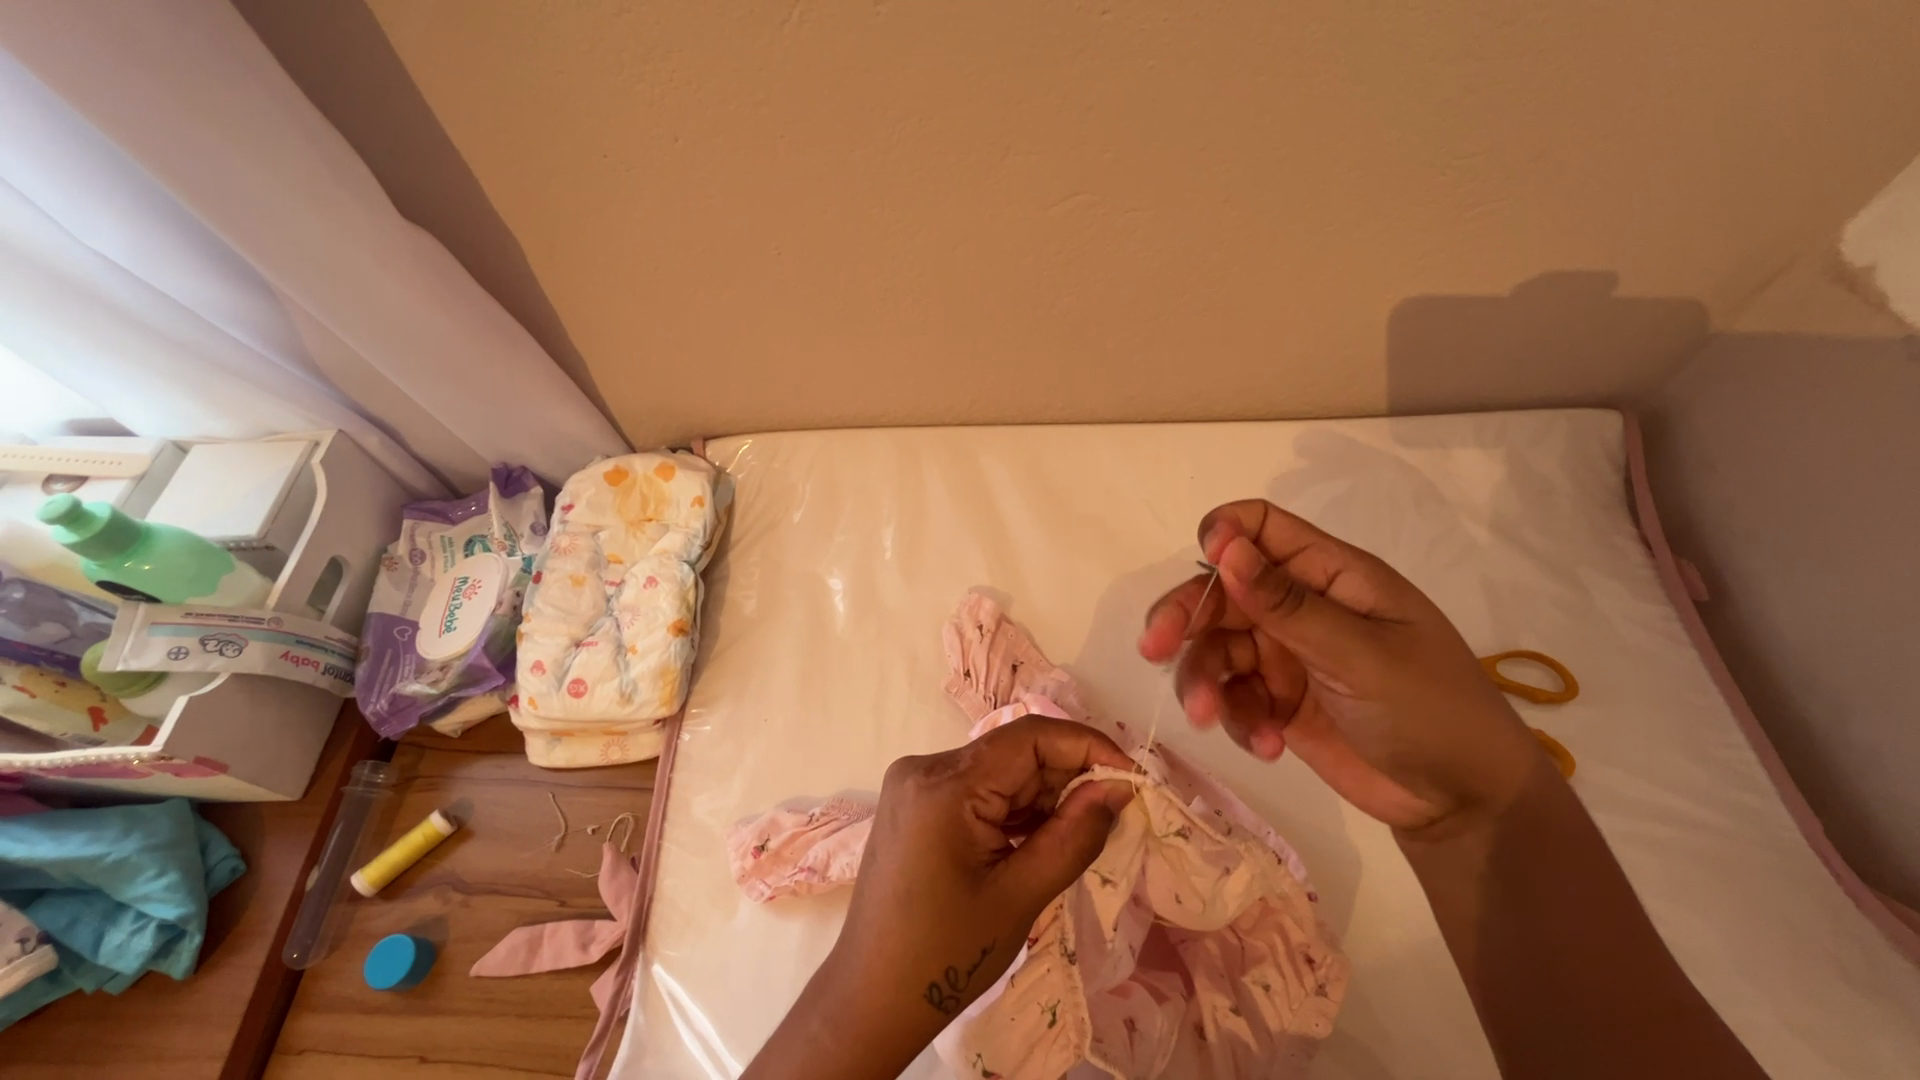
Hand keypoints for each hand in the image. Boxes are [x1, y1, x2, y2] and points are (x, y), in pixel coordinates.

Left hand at [745, 715, 1133, 1079]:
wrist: (871, 997)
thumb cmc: (947, 953)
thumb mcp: (1022, 895)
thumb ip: (1075, 834)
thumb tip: (1118, 788)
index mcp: (945, 783)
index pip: (1030, 736)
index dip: (1087, 746)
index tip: (1132, 778)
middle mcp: (925, 767)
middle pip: (1014, 752)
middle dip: (1067, 779)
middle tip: (1111, 818)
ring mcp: (915, 784)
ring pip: (999, 771)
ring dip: (1042, 799)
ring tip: (1070, 842)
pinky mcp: (915, 804)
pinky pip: (978, 790)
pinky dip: (1013, 811)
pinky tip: (1033, 845)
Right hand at [1138, 499, 1542, 834]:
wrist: (1461, 801)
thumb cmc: (1429, 708)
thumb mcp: (1360, 654)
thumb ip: (1287, 604)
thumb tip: (1224, 546)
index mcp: (1330, 575)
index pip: (1261, 529)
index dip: (1224, 535)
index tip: (1204, 565)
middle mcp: (1299, 608)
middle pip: (1220, 593)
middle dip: (1185, 619)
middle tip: (1153, 649)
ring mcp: (1285, 656)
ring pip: (1215, 649)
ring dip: (1204, 680)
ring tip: (1209, 718)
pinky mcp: (1276, 702)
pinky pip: (1232, 697)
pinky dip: (1236, 719)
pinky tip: (1267, 745)